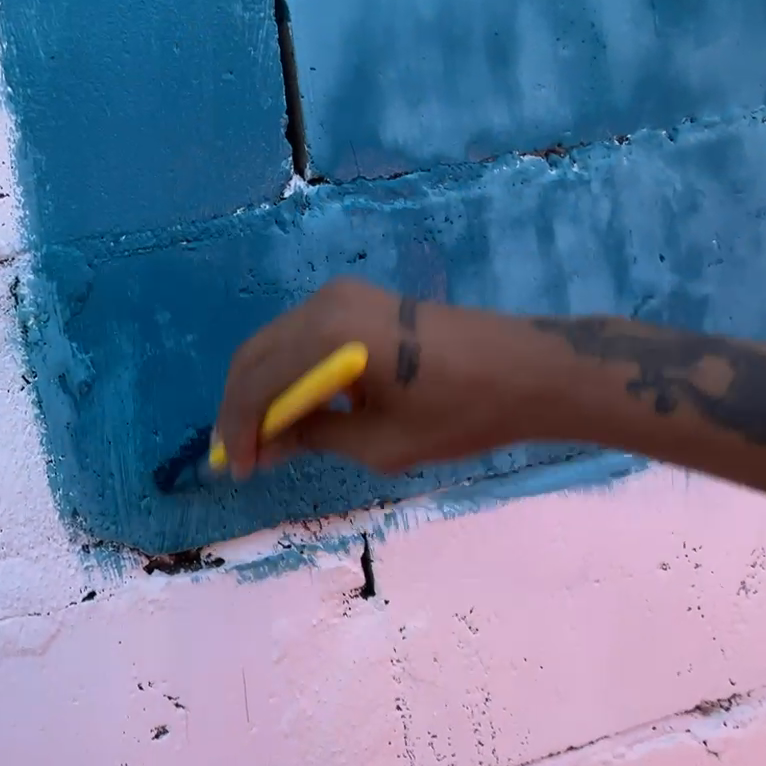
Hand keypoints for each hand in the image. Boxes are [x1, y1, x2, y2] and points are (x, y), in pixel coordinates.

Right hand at [212, 278, 544, 479]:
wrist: (528, 368)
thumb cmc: (460, 413)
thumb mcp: (379, 442)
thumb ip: (312, 438)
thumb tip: (264, 448)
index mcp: (327, 335)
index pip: (257, 384)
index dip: (239, 429)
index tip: (238, 470)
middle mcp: (321, 303)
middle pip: (253, 357)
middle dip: (241, 407)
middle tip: (240, 454)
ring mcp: (337, 294)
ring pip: (272, 345)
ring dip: (261, 389)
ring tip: (265, 435)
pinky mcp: (353, 298)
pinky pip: (298, 336)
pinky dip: (287, 371)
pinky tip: (298, 406)